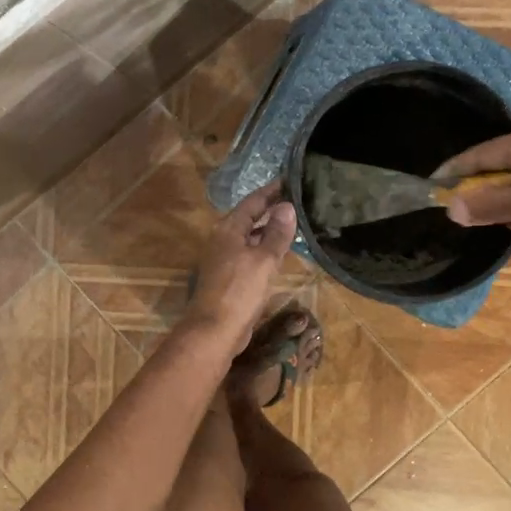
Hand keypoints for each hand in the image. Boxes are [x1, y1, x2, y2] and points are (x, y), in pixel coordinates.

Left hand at [182, 182, 297, 353]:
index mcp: (228, 229)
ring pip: (249, 238)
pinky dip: (264, 250)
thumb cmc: (239, 291)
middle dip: (270, 209)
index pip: (252, 202)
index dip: (271, 191)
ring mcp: (223, 260)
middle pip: (248, 218)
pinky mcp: (228, 278)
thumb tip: (287, 206)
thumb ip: (276, 233)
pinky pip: (249, 255)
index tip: (289, 180)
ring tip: (293, 224)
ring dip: (268, 231)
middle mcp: (223, 240)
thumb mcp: (264, 260)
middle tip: (296, 201)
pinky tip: (279, 255)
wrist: (214, 330)